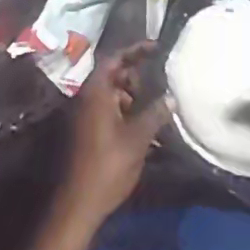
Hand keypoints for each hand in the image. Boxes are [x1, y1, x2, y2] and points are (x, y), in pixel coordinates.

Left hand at [57, 43, 172, 224]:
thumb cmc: (109, 165)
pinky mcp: (88, 130)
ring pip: (112, 93)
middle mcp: (88, 97)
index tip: (157, 47)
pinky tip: (144, 126)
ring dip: (132, 96)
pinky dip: (126, 110)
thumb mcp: (138, 139)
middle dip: (136, 76)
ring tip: (155, 107)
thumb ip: (154, 114)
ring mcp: (86, 114)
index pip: (115, 59)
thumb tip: (171, 96)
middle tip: (159, 84)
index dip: (135, 50)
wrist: (79, 201)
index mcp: (96, 92)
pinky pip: (108, 109)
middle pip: (113, 74)